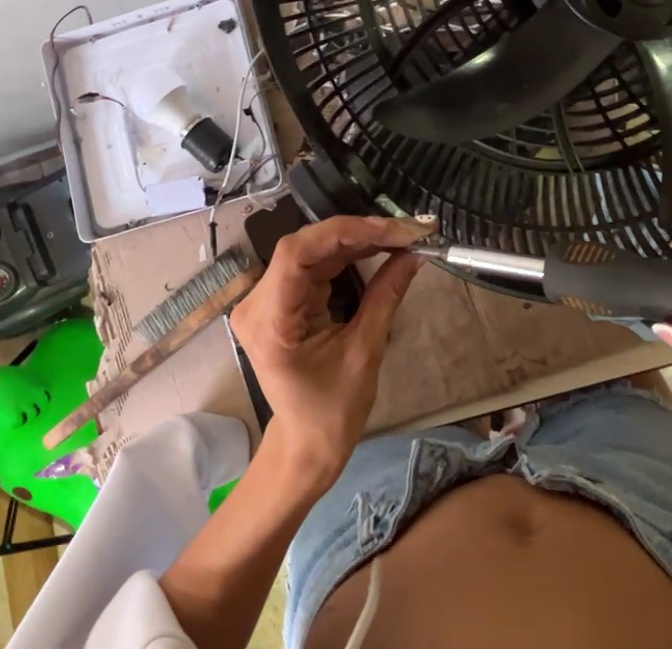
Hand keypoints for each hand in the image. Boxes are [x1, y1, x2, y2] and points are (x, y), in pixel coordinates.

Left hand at [229, 216, 427, 485]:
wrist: (307, 442)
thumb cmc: (332, 410)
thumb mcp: (365, 352)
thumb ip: (385, 296)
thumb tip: (414, 254)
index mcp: (269, 321)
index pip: (297, 254)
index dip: (345, 232)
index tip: (393, 229)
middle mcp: (257, 302)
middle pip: (305, 247)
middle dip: (359, 233)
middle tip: (409, 230)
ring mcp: (266, 299)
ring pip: (313, 251)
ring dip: (358, 240)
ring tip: (401, 235)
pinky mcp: (281, 299)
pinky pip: (314, 265)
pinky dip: (348, 254)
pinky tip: (380, 246)